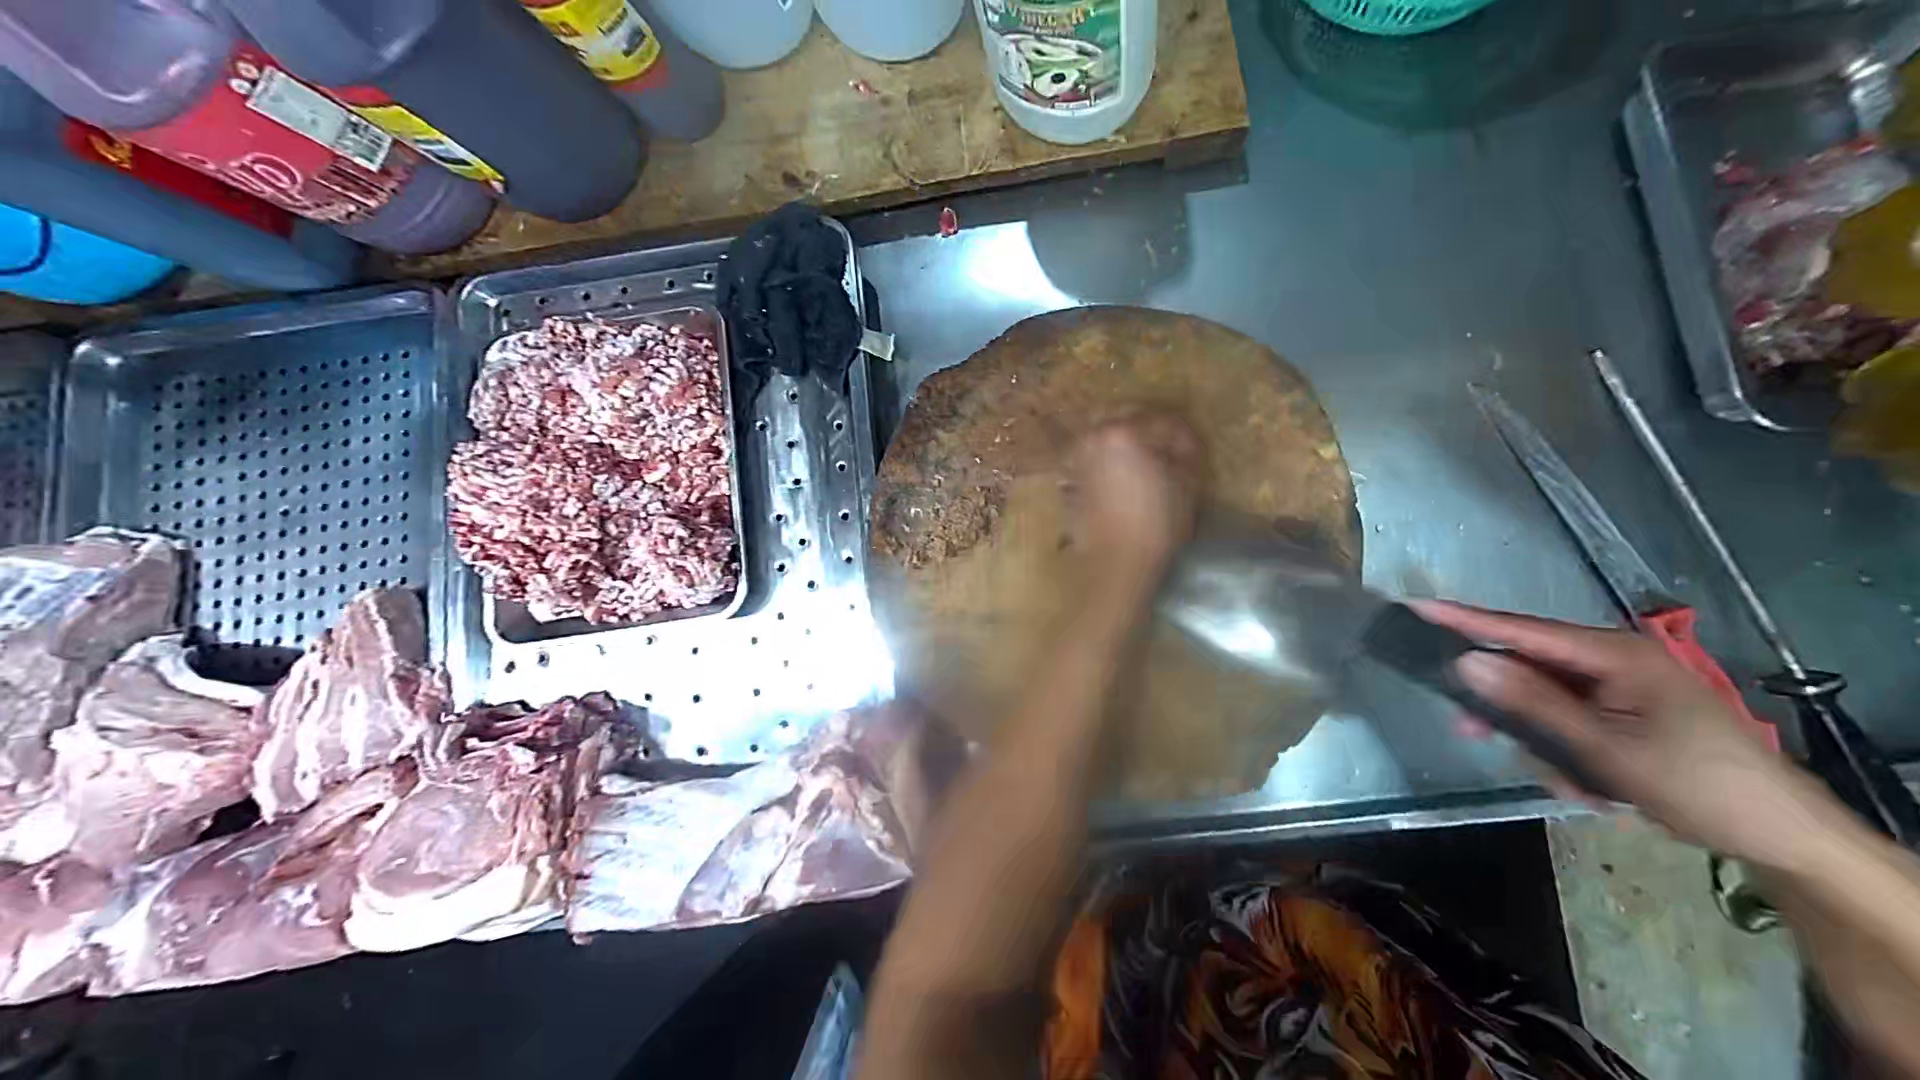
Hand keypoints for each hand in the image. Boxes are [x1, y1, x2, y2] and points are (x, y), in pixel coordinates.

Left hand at [1065, 415, 1203, 591]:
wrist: (1116, 562)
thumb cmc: (1156, 525)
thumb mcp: (1186, 487)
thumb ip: (1186, 456)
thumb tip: (1183, 448)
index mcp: (1124, 432)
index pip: (1164, 423)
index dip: (1185, 438)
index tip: (1196, 455)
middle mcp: (1095, 438)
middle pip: (1129, 420)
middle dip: (1152, 432)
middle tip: (1170, 451)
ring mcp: (1079, 457)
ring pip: (1105, 434)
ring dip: (1126, 442)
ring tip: (1145, 461)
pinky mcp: (1071, 478)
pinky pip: (1091, 456)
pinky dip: (1107, 458)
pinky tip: (1121, 474)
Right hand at [1415, 600, 1834, 864]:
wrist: (1785, 835)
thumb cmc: (1695, 782)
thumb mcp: (1602, 746)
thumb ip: (1530, 701)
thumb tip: (1466, 661)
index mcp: (1615, 654)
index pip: (1521, 629)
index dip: (1464, 619)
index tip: (1417, 607)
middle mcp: (1615, 660)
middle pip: (1529, 668)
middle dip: (1506, 707)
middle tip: (1472, 732)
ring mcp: (1623, 687)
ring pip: (1546, 700)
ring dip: (1542, 740)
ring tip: (1566, 781)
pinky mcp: (1627, 711)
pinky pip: (1570, 719)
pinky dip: (1566, 750)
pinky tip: (1586, 783)